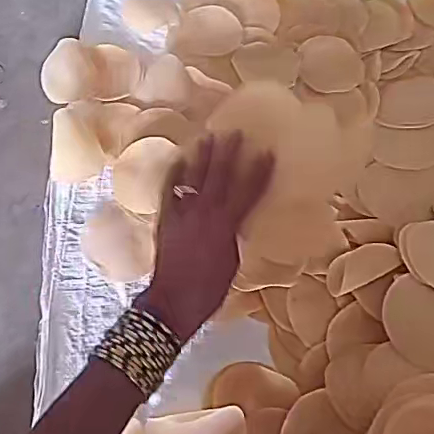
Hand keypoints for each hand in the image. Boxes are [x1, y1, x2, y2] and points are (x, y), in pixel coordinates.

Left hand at [135, 132, 273, 341]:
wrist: (173, 301)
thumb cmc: (209, 288)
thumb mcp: (232, 261)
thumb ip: (233, 235)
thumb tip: (235, 219)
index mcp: (227, 224)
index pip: (248, 191)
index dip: (259, 171)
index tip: (267, 152)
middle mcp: (205, 213)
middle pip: (220, 176)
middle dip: (229, 153)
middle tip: (235, 132)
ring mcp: (183, 213)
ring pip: (194, 178)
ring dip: (202, 157)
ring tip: (208, 137)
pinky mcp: (166, 218)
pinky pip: (170, 191)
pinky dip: (175, 175)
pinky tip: (180, 161)